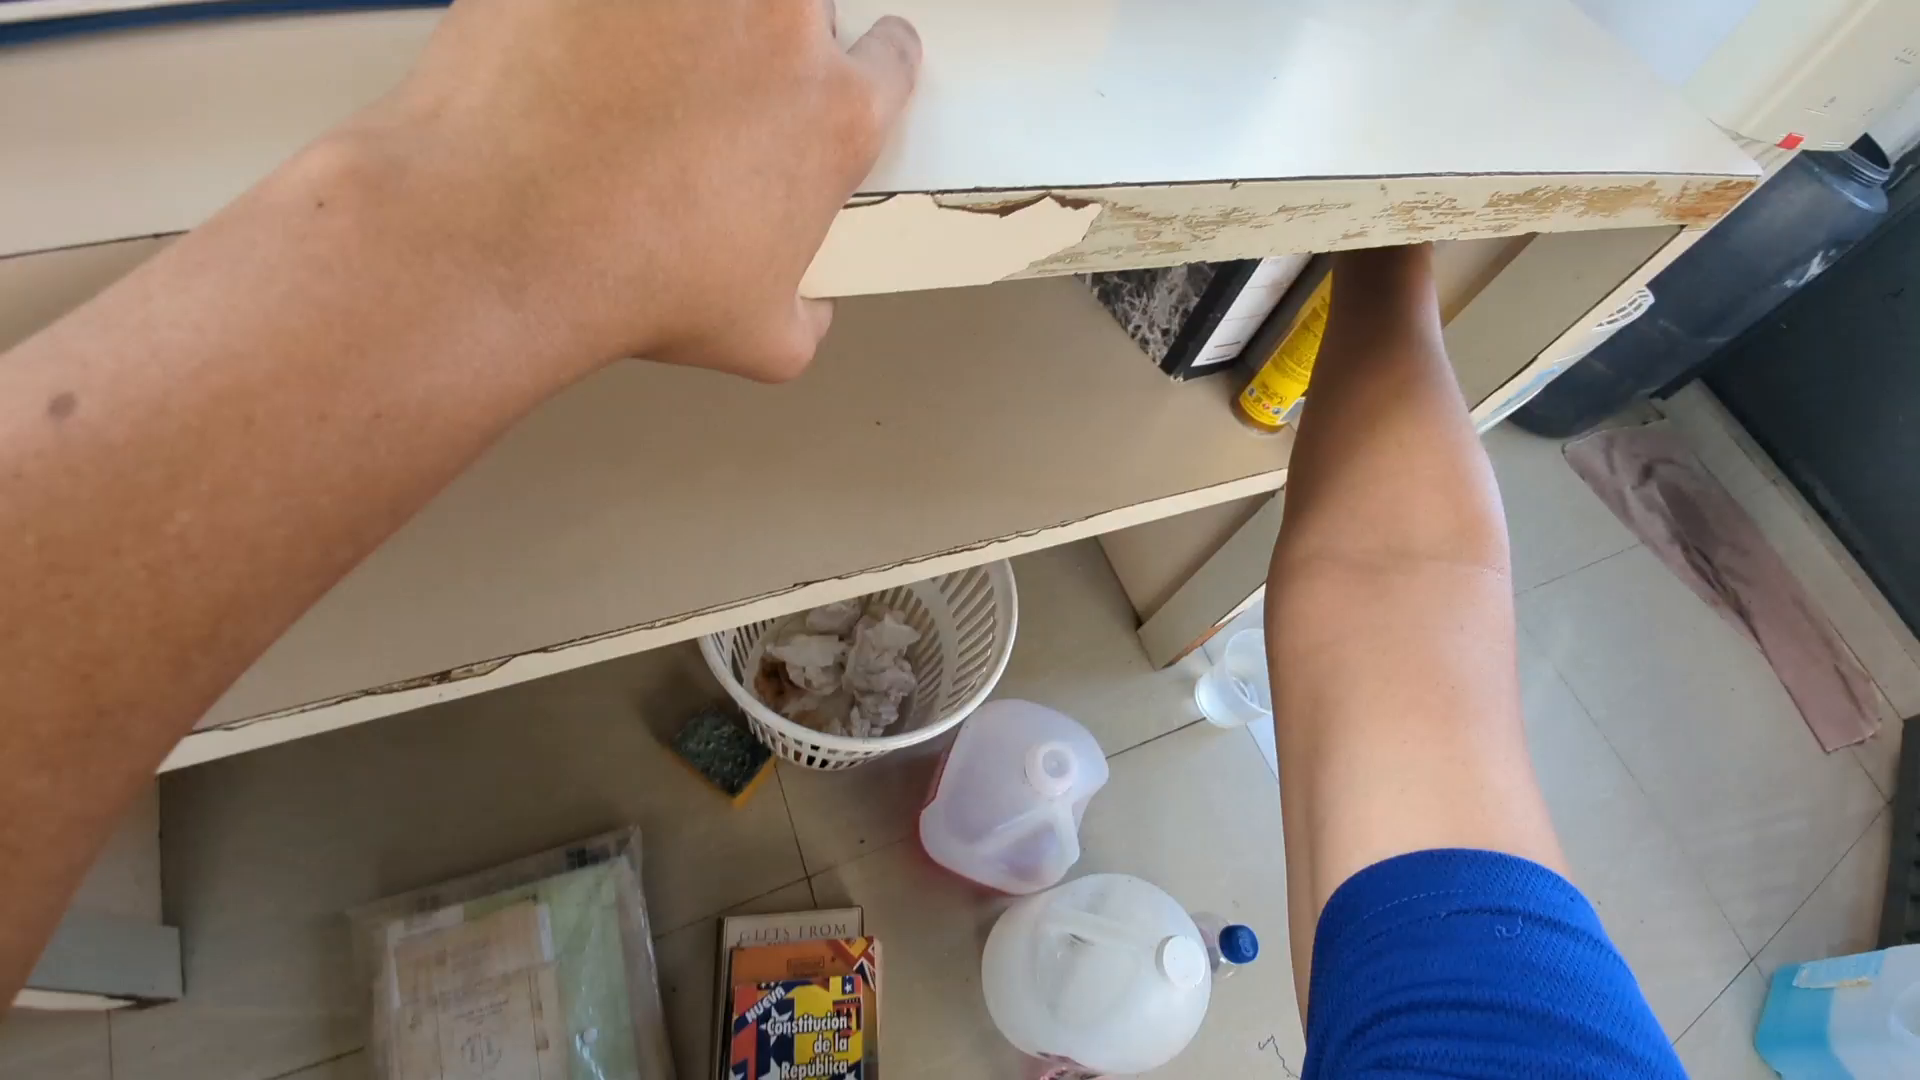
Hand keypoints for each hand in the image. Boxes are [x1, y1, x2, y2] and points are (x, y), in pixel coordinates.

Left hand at [335, 0, 920, 381]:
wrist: (510, 240)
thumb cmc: (636, 280)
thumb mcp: (764, 339)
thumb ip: (808, 319)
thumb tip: (807, 314)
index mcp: (836, 114)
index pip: (890, 56)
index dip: (871, 71)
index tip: (847, 77)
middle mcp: (779, 23)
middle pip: (807, 6)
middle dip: (781, 43)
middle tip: (733, 94)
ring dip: (704, 21)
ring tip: (658, 73)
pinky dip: (615, 17)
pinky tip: (595, 60)